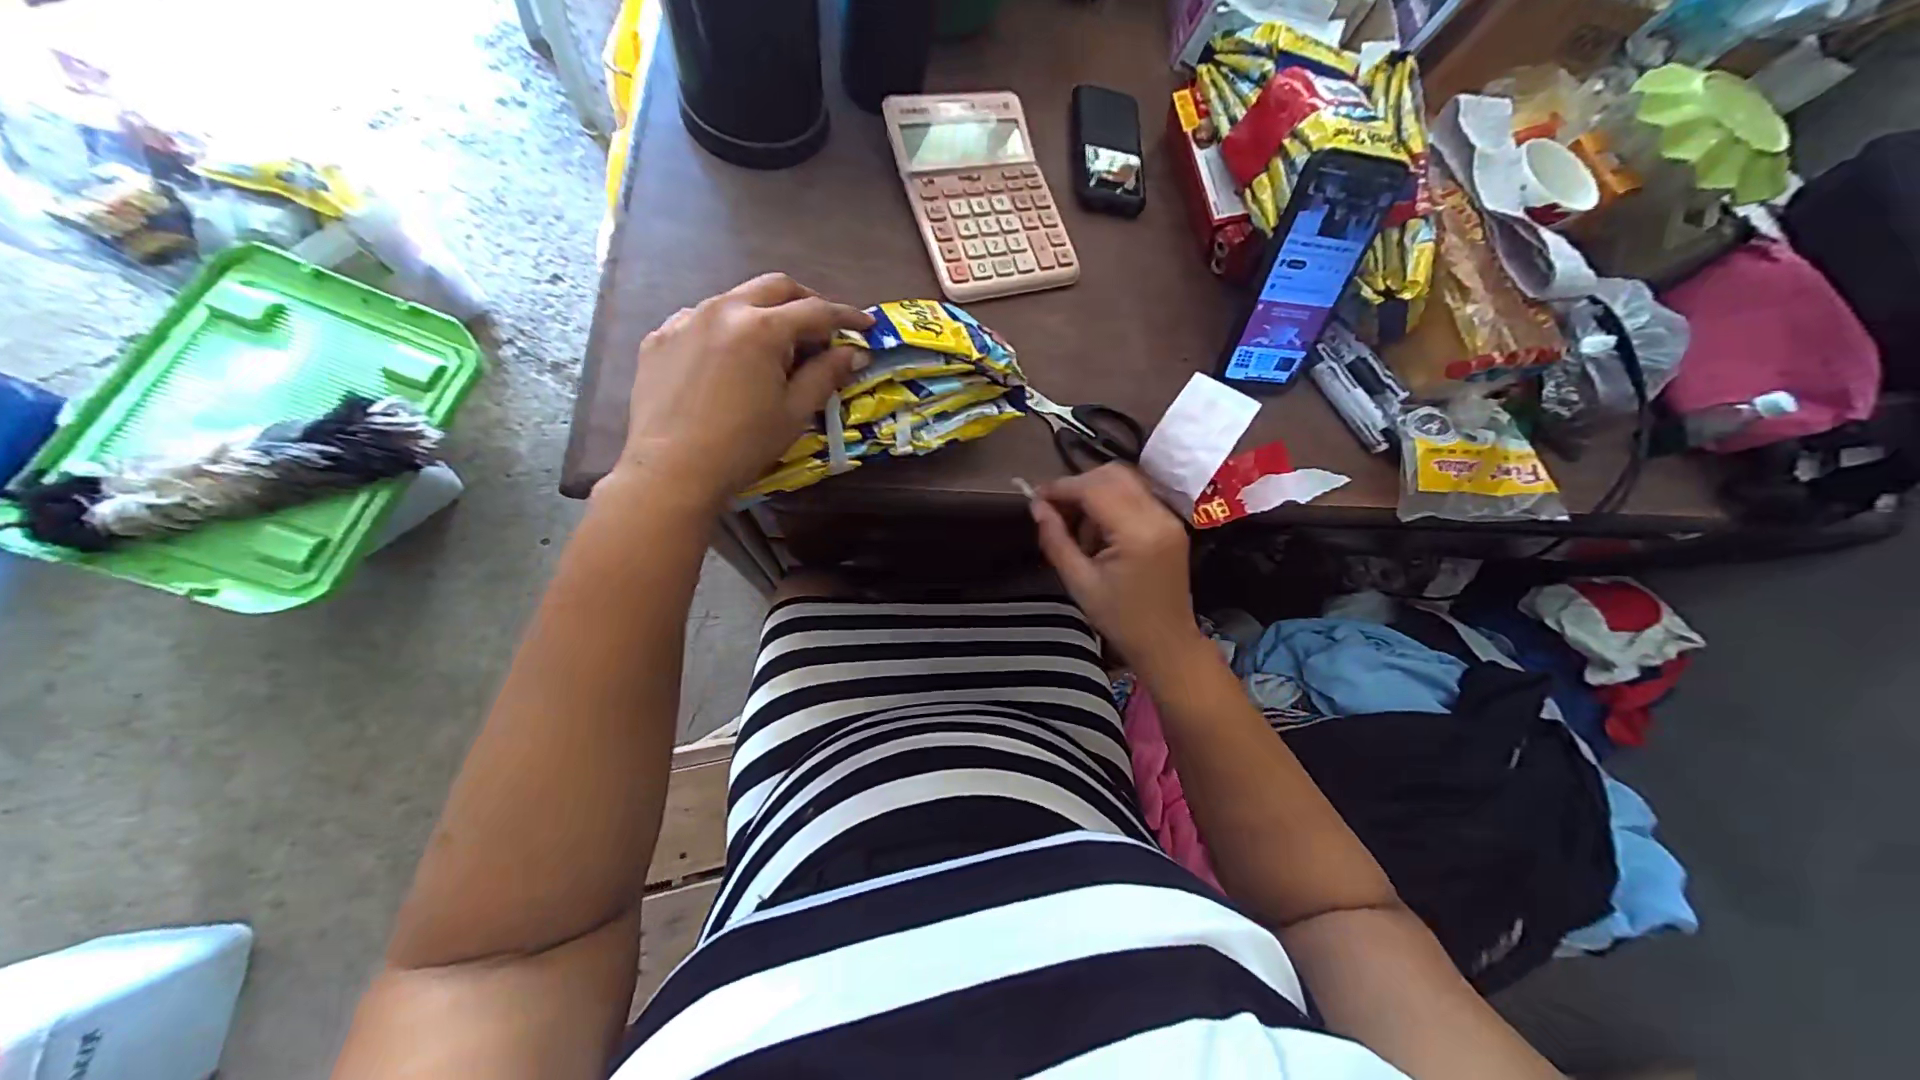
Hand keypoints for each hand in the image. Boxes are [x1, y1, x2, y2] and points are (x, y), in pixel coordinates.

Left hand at [616, 273, 873, 503]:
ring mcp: (686, 320)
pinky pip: (702, 319)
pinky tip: (730, 359)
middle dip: (806, 301)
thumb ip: (825, 375)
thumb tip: (854, 353)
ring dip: (764, 313)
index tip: (865, 325)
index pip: (816, 311)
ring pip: (737, 299)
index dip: (846, 316)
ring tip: (775, 348)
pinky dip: (727, 330)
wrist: (671, 471)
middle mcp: (723, 309)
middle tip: (824, 329)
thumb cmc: (742, 446)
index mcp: (762, 328)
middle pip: (775, 287)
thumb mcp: (794, 412)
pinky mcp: (660, 337)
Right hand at [1030, 464, 1208, 670]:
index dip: (1061, 487)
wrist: (1166, 643)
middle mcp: (1159, 515)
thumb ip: (1056, 539)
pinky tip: (1098, 531)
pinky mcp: (1171, 523)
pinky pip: (1136, 496)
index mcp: (1138, 533)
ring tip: (1077, 527)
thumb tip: (1036, 507)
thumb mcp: (1079, 582)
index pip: (1094, 488)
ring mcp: (1169, 517)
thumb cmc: (1120, 619)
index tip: (1035, 498)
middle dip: (1078, 486)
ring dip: (1094, 492)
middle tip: (1054, 510)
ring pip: (1125, 480)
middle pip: (1112, 474)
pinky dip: (1111, 502)